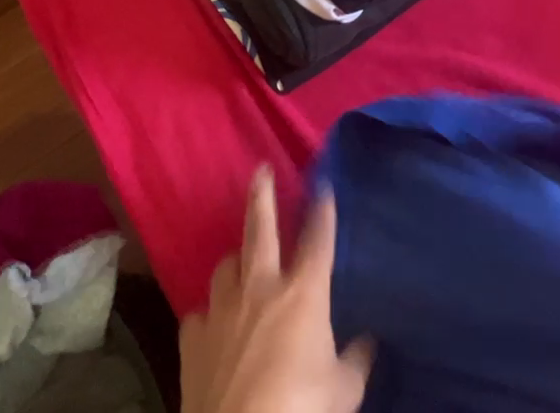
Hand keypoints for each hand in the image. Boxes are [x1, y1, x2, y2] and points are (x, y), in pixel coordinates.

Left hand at [180, 167, 373, 412]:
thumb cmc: (302, 408)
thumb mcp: (344, 390)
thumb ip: (355, 360)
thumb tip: (367, 344)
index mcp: (304, 293)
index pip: (318, 239)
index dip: (323, 210)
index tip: (324, 186)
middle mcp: (261, 289)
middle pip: (260, 230)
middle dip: (262, 196)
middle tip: (261, 170)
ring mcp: (222, 312)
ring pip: (225, 267)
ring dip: (236, 261)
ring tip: (242, 261)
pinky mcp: (192, 342)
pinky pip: (200, 313)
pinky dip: (210, 313)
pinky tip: (215, 323)